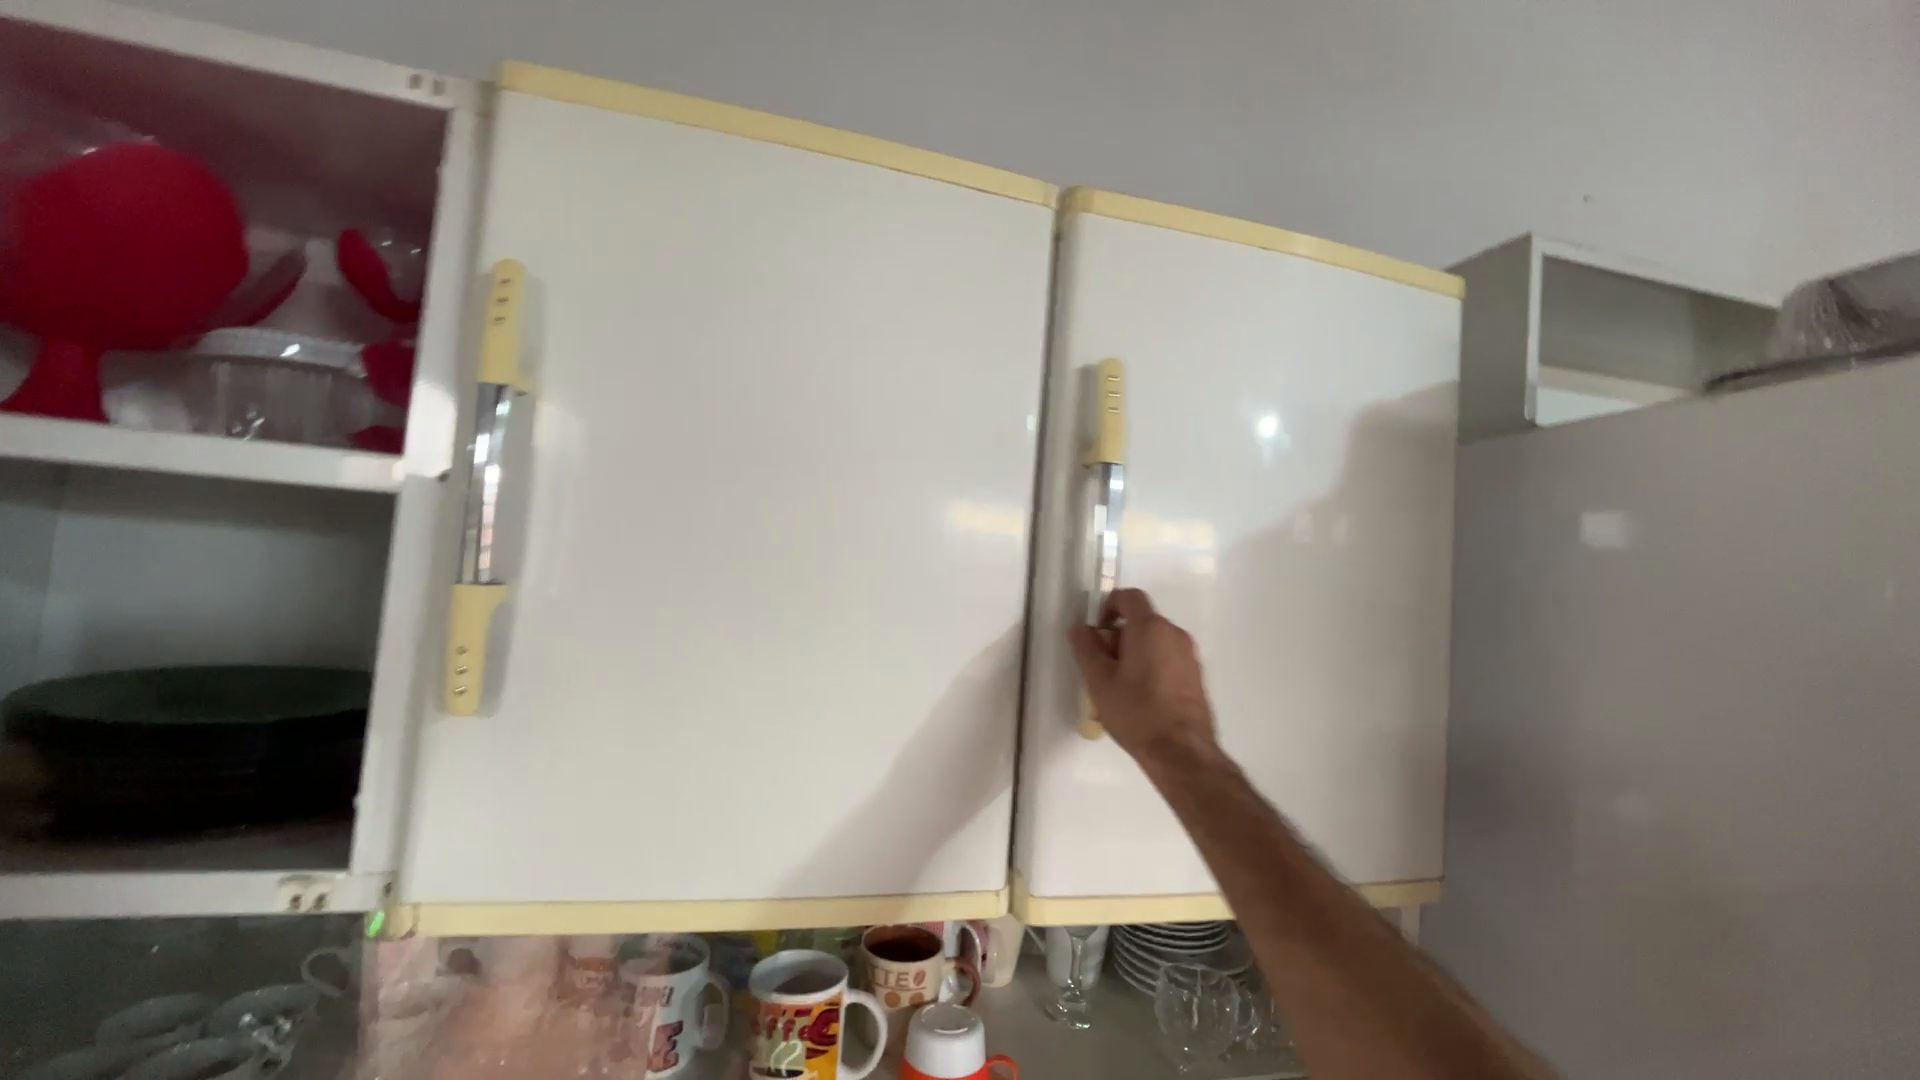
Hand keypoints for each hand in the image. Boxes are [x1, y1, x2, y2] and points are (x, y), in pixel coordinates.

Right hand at [1068, 589, 1219, 764]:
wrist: (1181, 751)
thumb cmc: (1136, 712)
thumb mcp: (1099, 681)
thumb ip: (1086, 649)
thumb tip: (1079, 628)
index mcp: (1150, 628)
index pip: (1129, 597)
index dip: (1108, 606)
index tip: (1097, 632)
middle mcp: (1174, 634)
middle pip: (1142, 621)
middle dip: (1119, 636)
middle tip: (1102, 665)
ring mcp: (1189, 656)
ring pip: (1155, 641)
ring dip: (1135, 652)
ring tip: (1119, 686)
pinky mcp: (1196, 677)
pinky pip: (1168, 659)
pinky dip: (1152, 666)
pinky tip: (1141, 698)